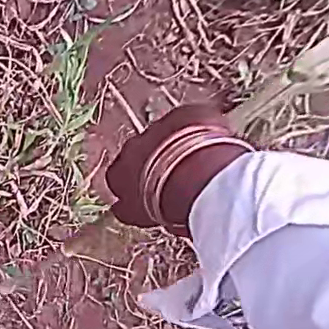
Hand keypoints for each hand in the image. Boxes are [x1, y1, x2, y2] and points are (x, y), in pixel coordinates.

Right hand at [105, 104, 248, 232]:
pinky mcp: (183, 114)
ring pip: (165, 133)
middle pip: (140, 150)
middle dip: (153, 158)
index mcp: (117, 172)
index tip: (145, 186)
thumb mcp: (135, 214)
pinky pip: (189, 118)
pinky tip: (211, 141)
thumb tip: (119, 208)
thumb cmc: (162, 199)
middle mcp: (132, 146)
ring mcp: (158, 128)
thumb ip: (124, 208)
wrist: (193, 178)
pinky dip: (198, 127)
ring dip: (176, 142)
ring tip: (195, 158)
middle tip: (172, 172)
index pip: (118, 175)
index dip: (133, 179)